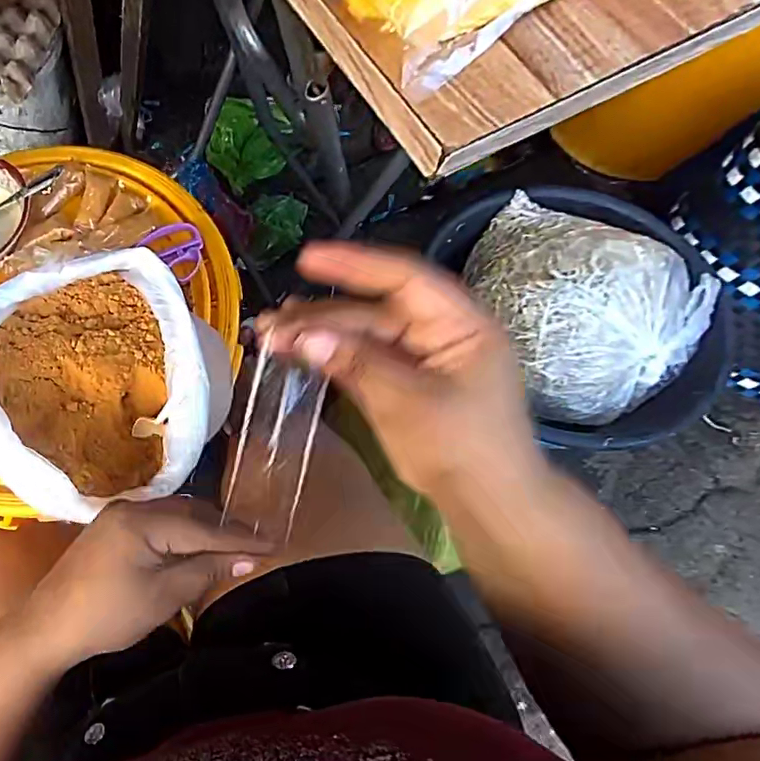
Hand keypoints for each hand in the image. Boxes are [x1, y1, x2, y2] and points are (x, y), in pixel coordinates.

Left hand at [14, 498, 272, 667]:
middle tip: (259, 545)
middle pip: (191, 513)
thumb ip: (206, 571)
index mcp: (143, 520)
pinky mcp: (112, 531)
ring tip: (235, 547)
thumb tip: (247, 558)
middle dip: (225, 529)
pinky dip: (182, 535)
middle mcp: (132, 509)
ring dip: (205, 531)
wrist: (46, 629)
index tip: (276, 542)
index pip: (204, 526)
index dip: (242, 536)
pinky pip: (158, 525)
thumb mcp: (163, 596)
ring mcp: (119, 517)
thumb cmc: (106, 616)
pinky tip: (196, 548)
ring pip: (175, 517)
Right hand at [259, 243, 541, 496]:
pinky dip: (332, 359)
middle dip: (322, 315)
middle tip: (272, 322)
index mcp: (459, 324)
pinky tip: (299, 354)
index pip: (404, 279)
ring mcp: (420, 360)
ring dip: (320, 336)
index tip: (308, 259)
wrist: (487, 501)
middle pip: (374, 311)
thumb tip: (303, 337)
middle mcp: (439, 333)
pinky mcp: (404, 385)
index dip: (353, 265)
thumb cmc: (463, 448)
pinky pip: (364, 362)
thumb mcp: (409, 402)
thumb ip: (356, 364)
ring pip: (363, 337)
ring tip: (272, 335)